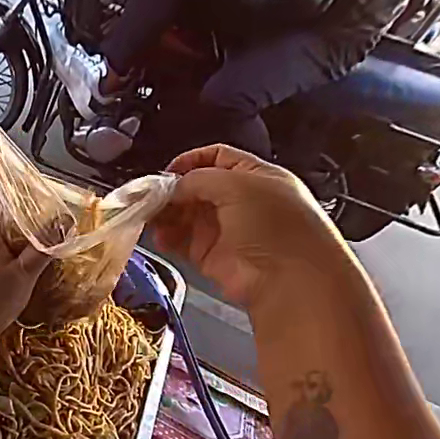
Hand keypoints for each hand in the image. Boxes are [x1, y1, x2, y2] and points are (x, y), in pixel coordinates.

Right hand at [148, 145, 351, 312]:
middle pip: (194, 188)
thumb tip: (173, 185)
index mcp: (254, 176)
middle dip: (171, 191)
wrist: (288, 281)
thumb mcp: (238, 186)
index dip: (190, 161)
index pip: (216, 158)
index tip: (168, 172)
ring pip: (184, 215)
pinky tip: (160, 237)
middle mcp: (239, 201)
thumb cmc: (279, 229)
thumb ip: (199, 178)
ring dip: (165, 214)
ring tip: (151, 217)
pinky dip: (166, 238)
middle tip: (152, 196)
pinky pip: (181, 242)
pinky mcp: (211, 256)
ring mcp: (224, 230)